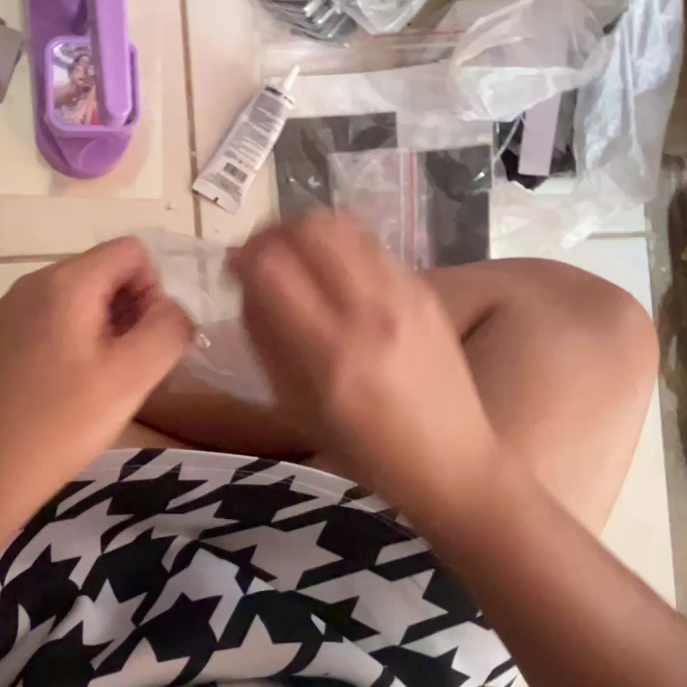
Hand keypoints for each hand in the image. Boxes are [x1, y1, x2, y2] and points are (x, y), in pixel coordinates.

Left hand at [0, 237, 194, 500]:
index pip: (131, 251)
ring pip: (76, 297)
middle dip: (128, 310)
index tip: (144, 342)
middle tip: (126, 368)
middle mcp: (30, 282)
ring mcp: (7, 309)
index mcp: (64, 282)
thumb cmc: (62, 425)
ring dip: (102, 329)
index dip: (153, 290)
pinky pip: (49, 319)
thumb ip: (168, 329)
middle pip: (102, 271)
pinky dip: (71, 341)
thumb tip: (173, 309)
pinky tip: (66, 388)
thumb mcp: (132, 377)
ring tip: (97, 382)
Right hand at [230, 213, 502, 510]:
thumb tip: (244, 284)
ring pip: (343, 225)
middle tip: (262, 254)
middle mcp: (368, 314)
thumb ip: (265, 341)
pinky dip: (341, 246)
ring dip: (308, 231)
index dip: (241, 257)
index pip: (270, 267)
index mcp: (329, 353)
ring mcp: (404, 296)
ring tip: (296, 255)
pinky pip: (371, 244)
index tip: (233, 269)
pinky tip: (335, 271)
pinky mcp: (425, 291)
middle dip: (273, 232)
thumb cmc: (364, 450)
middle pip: (309, 228)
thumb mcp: (296, 408)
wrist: (453, 461)